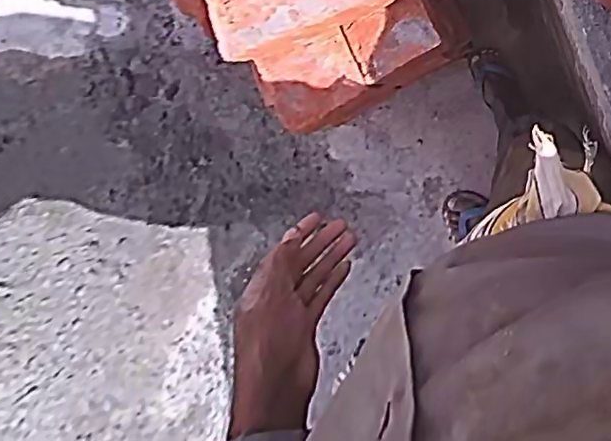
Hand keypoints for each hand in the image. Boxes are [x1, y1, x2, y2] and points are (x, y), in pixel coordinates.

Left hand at [229, 214, 355, 437]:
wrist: (274, 393)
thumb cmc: (264, 352)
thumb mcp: (270, 298)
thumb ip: (280, 266)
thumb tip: (289, 238)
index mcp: (261, 290)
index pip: (282, 252)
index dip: (300, 233)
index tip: (315, 218)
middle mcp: (275, 299)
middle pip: (301, 261)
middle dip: (320, 241)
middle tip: (339, 225)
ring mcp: (291, 312)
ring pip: (314, 275)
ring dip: (331, 256)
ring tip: (348, 239)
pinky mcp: (305, 325)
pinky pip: (321, 294)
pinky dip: (333, 278)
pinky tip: (343, 267)